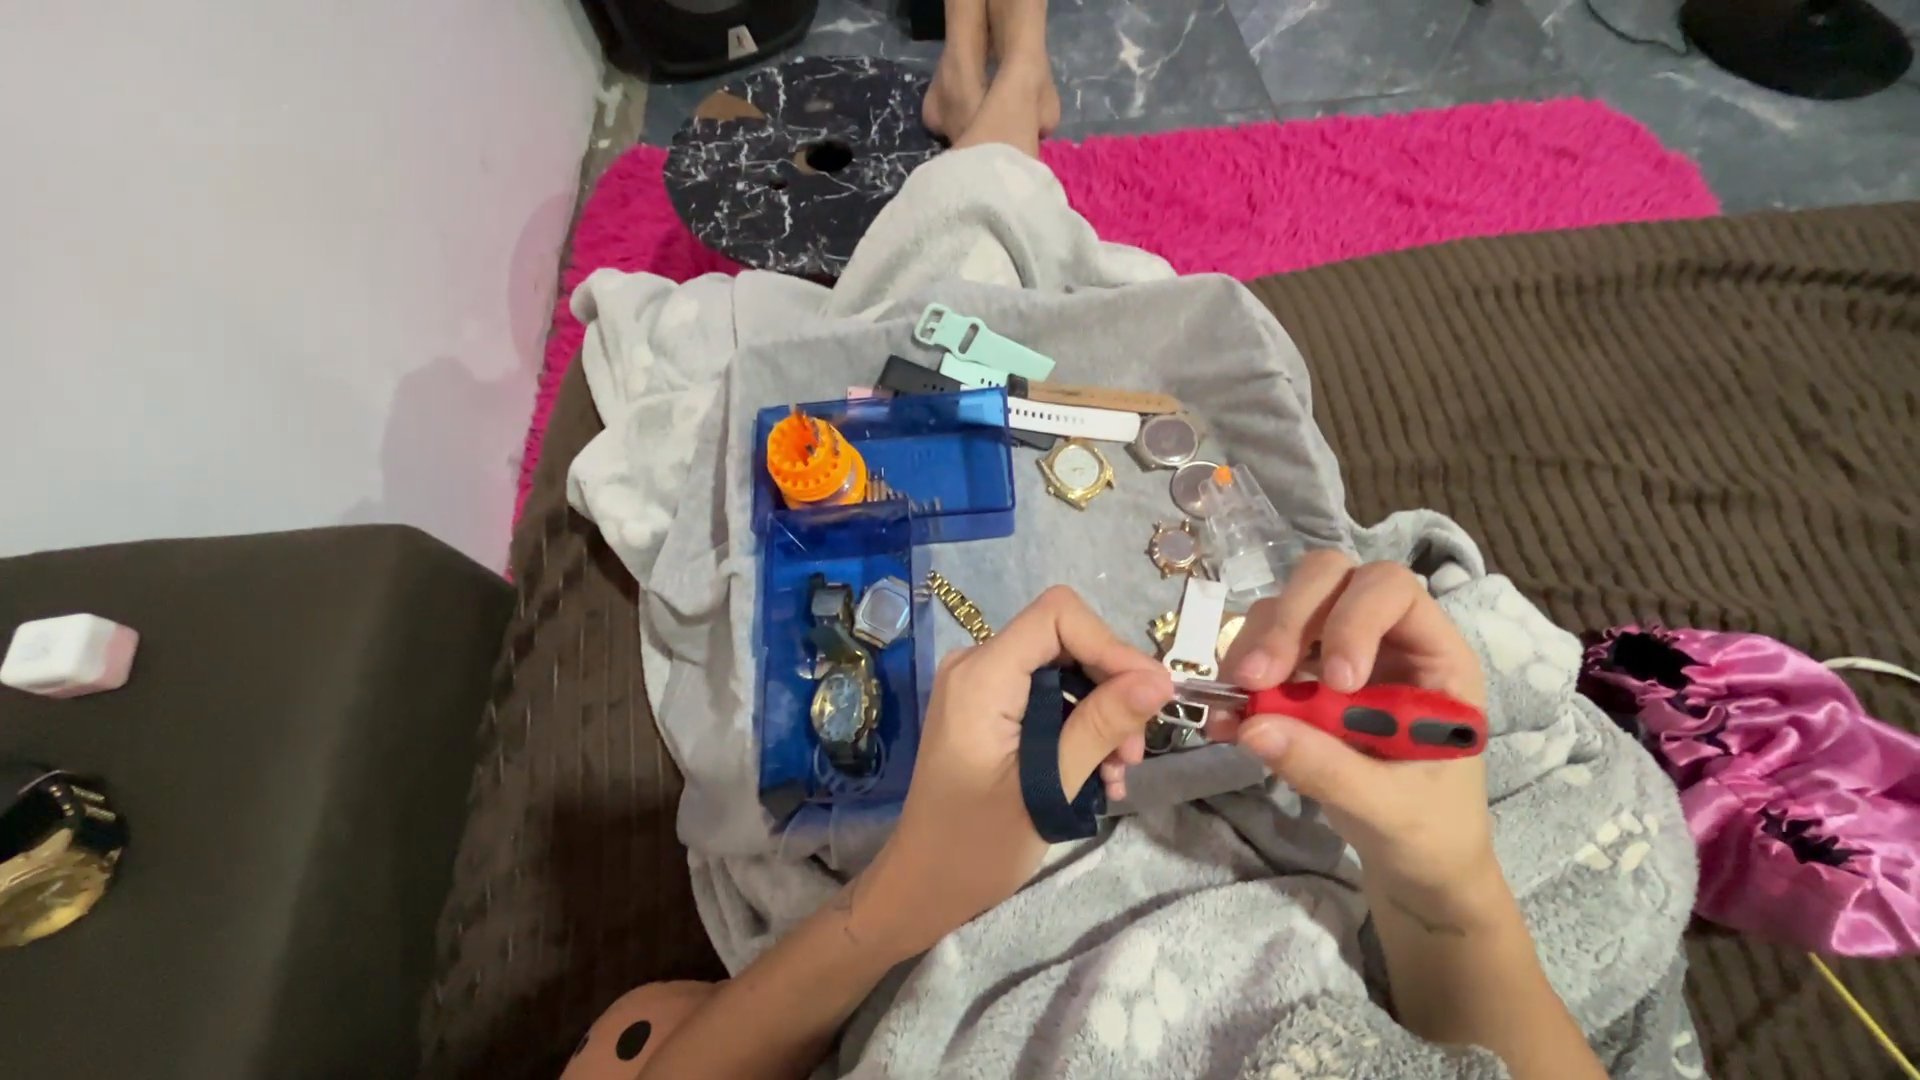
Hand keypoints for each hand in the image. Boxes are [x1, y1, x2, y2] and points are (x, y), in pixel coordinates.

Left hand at [861, 586, 1173, 955]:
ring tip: (1119, 772)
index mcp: (981, 675)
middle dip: (1111, 686)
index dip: (1111, 644)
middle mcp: (977, 664)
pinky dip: (1079, 725)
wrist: (925, 883)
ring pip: (1063, 669)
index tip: (1151, 693)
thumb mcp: (1048, 786)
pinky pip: (1046, 694)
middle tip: (1134, 751)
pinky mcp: (989, 707)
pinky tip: (1099, 773)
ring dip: (1101, 713)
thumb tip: (1159, 680)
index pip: (1057, 615)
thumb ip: (1100, 725)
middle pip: (1065, 640)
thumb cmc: (977, 845)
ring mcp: (980, 685)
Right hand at [1215, 551, 1503, 924]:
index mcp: (1432, 655)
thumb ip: (1327, 767)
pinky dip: (1235, 676)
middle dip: (1286, 622)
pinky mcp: (1298, 675)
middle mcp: (1381, 637)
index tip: (1335, 683)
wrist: (1413, 863)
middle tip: (1256, 680)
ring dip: (1254, 648)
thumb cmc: (1427, 831)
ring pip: (1284, 608)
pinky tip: (1224, 719)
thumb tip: (1251, 728)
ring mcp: (1334, 651)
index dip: (1353, 618)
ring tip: (1236, 704)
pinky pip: (1259, 649)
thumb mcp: (1390, 808)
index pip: (1391, 590)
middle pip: (1327, 578)